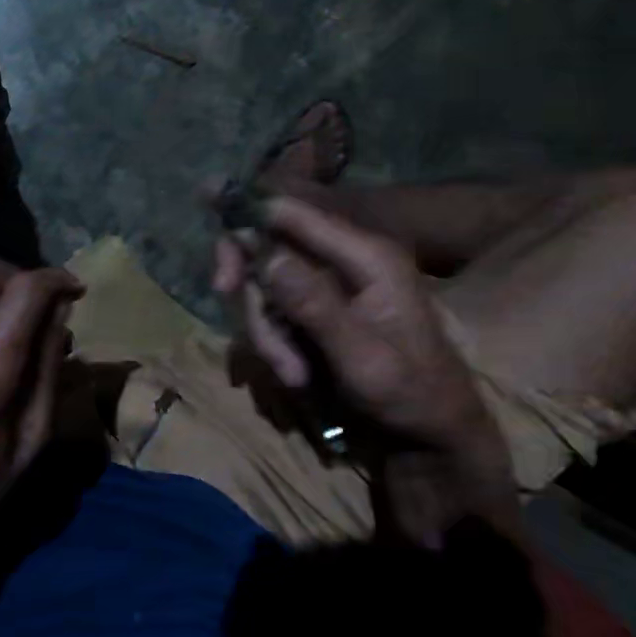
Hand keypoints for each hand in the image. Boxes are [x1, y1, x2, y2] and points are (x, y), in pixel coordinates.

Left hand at [0, 253, 83, 569]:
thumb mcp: (33, 438)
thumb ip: (48, 366)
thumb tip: (62, 310)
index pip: (21, 292)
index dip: (55, 279)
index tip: (78, 289)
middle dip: (20, 273)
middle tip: (46, 303)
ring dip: (0, 287)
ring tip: (27, 321)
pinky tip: (0, 338)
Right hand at [214, 196, 519, 545]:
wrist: (431, 438)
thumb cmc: (410, 396)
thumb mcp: (363, 358)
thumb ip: (315, 305)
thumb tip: (267, 257)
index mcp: (367, 256)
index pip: (295, 213)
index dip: (249, 205)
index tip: (205, 199)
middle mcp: (345, 260)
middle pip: (270, 243)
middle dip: (247, 278)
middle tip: (223, 291)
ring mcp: (329, 284)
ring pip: (265, 282)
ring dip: (264, 326)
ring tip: (288, 372)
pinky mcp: (316, 306)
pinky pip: (273, 308)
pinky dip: (272, 339)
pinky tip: (291, 372)